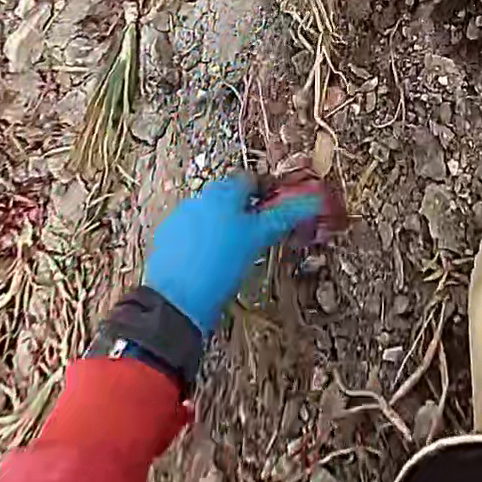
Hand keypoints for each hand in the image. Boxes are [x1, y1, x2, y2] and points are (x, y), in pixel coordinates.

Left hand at [143, 175, 322, 334]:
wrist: (177, 302)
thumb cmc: (221, 264)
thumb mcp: (262, 236)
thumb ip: (288, 214)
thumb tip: (314, 200)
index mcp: (223, 191)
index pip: (252, 178)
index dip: (268, 192)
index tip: (276, 207)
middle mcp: (200, 199)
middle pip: (231, 196)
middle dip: (247, 210)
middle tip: (260, 230)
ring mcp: (181, 219)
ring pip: (213, 214)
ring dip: (226, 224)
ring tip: (237, 249)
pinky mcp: (167, 240)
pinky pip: (194, 232)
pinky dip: (206, 241)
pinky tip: (215, 260)